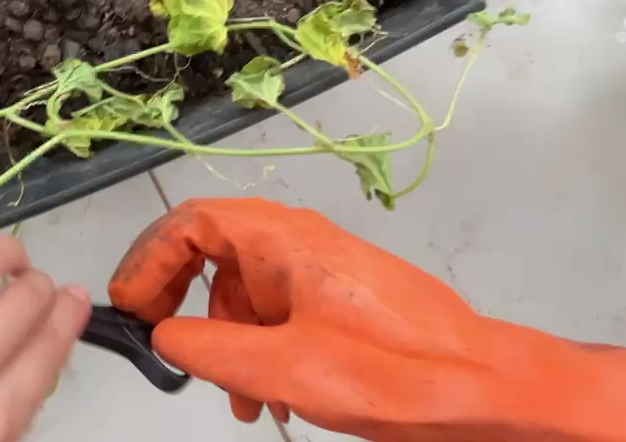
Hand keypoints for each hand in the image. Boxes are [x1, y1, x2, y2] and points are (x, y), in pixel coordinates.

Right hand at [110, 198, 625, 441]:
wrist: (494, 393)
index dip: (149, 260)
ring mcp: (314, 268)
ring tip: (233, 401)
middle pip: (209, 251)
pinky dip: (256, 347)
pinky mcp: (333, 298)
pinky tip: (270, 401)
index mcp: (278, 236)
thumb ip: (213, 350)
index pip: (190, 223)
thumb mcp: (290, 368)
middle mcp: (290, 239)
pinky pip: (273, 311)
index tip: (130, 311)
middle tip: (158, 345)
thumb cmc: (391, 372)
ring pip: (240, 288)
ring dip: (221, 336)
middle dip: (178, 298)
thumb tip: (161, 335)